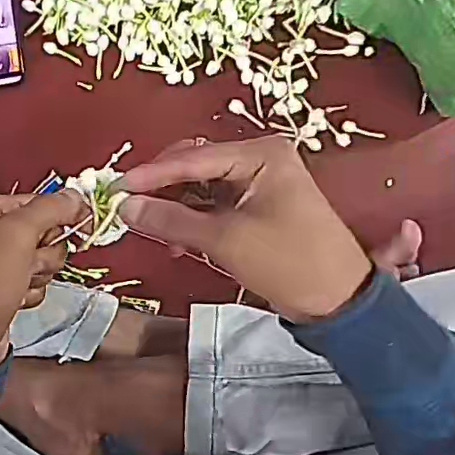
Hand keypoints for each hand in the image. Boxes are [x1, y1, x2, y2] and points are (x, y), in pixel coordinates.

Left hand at [0, 193, 86, 368]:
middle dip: (46, 251)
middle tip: (28, 262)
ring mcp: (2, 261)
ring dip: (40, 273)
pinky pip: (39, 281)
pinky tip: (16, 298)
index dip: (61, 215)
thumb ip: (49, 209)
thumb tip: (75, 195)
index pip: (42, 201)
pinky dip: (33, 291)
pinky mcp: (10, 286)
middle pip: (48, 231)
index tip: (79, 226)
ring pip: (47, 258)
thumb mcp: (17, 236)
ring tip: (18, 283)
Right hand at [117, 136, 371, 321]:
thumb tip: (125, 206)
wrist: (338, 299)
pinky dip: (192, 222)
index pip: (194, 158)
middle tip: (129, 208)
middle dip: (162, 189)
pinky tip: (177, 245)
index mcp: (261, 154)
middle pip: (194, 167)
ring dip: (175, 208)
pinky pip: (212, 206)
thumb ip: (172, 220)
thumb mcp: (225, 240)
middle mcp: (259, 159)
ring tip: (150, 230)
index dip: (152, 174)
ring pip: (200, 188)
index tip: (116, 188)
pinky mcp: (255, 207)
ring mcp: (257, 183)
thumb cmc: (289, 261)